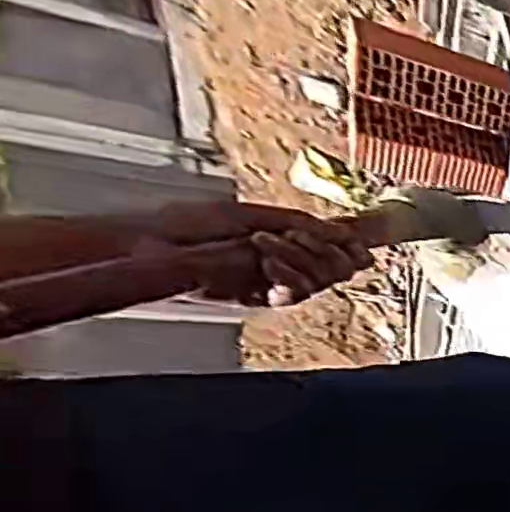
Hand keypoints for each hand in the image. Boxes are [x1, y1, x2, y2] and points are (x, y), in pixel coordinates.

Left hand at [140, 202, 371, 306]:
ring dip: (299, 257)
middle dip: (324, 249)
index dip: (354, 246)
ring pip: (325, 278)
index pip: (346, 250)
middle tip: (294, 235)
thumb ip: (302, 223)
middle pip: (344, 267)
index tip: (350, 240)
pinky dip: (290, 276)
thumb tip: (345, 232)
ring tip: (263, 243)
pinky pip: (301, 292)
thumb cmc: (189, 224)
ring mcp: (284, 282)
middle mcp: (295, 263)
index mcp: (294, 241)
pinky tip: (267, 265)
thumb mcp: (252, 214)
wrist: (152, 245)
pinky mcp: (270, 298)